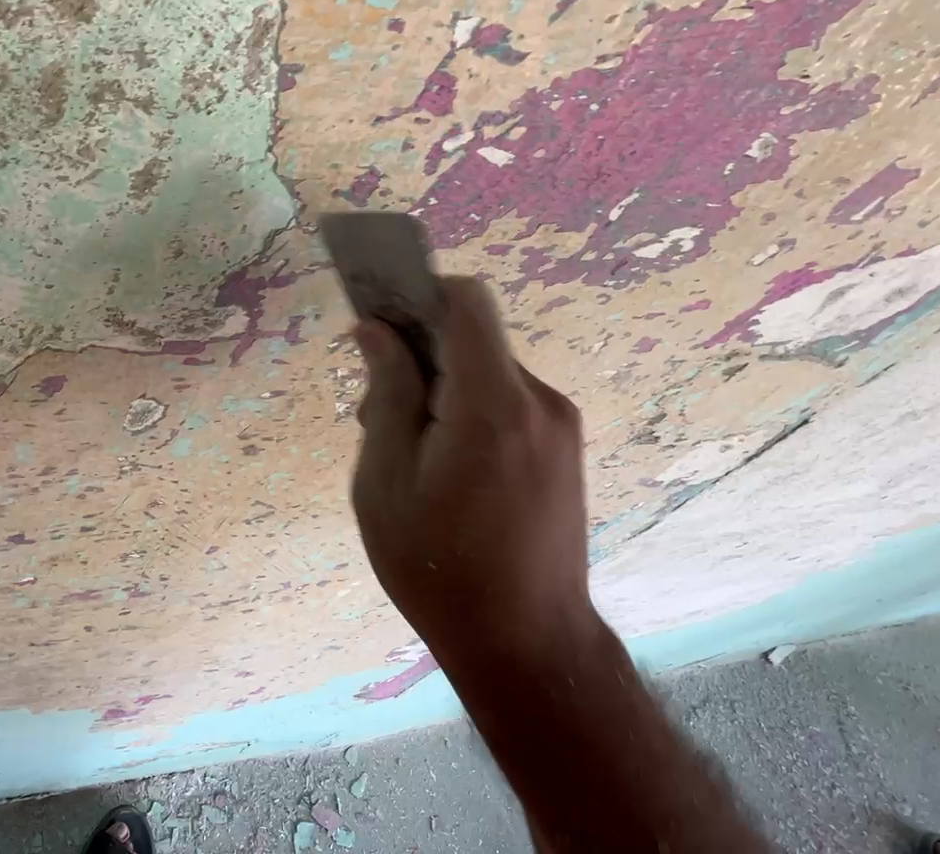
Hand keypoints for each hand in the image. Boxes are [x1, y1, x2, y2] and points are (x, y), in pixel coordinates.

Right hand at [350, 275, 591, 672]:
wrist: (525, 645)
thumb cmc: (436, 566)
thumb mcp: (384, 480)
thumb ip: (387, 394)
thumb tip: (375, 331)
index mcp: (492, 405)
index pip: (467, 303)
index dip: (419, 295)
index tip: (380, 326)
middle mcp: (538, 402)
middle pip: (471, 340)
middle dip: (418, 359)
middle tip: (377, 420)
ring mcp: (560, 427)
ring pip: (485, 373)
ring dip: (441, 391)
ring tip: (410, 457)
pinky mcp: (564, 451)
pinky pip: (506, 404)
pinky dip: (468, 414)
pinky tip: (445, 472)